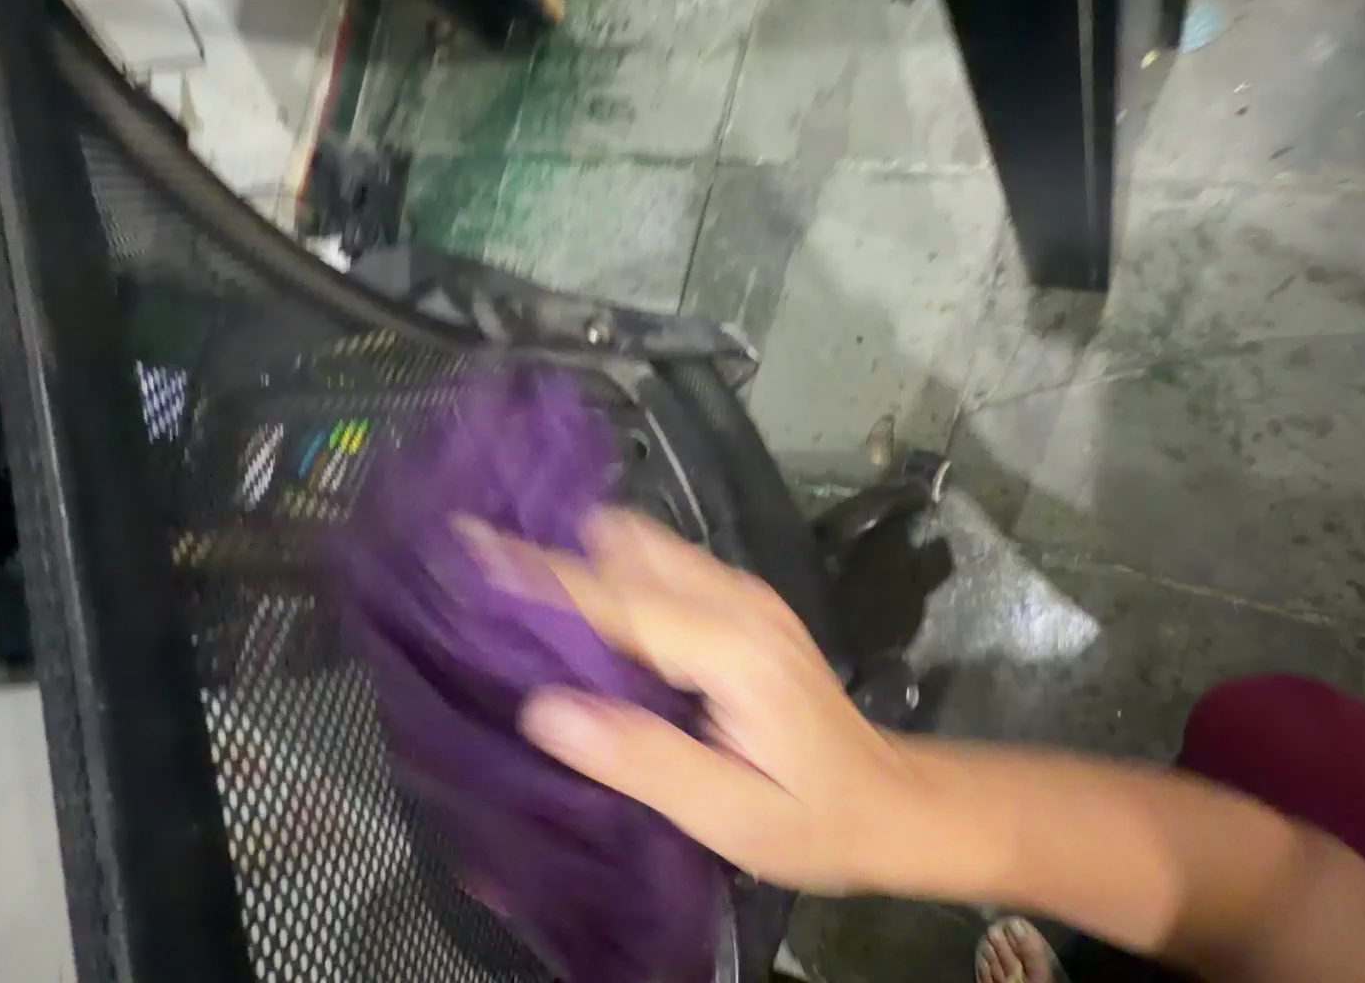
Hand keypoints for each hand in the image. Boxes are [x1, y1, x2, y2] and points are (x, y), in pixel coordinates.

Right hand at [469, 507, 915, 892]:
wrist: (888, 798)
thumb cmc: (813, 817)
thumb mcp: (729, 813)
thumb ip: (641, 759)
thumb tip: (547, 712)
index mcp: (733, 649)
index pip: (620, 599)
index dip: (543, 575)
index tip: (476, 545)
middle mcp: (740, 603)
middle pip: (635, 550)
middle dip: (559, 548)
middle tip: (486, 559)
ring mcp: (747, 597)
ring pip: (652, 548)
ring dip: (587, 552)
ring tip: (519, 574)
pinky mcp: (746, 605)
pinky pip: (669, 566)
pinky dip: (619, 568)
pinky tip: (584, 597)